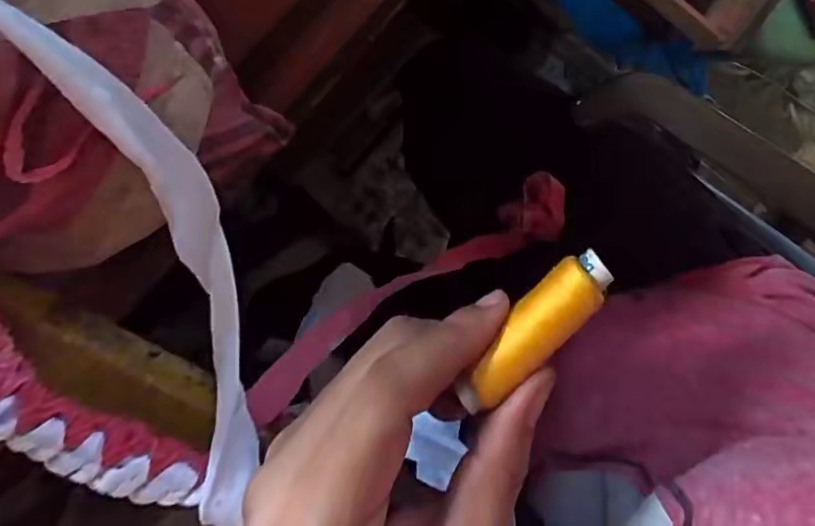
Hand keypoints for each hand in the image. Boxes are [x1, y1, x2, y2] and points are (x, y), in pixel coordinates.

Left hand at [244, 291, 556, 525]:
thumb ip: (498, 465)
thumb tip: (538, 374)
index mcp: (317, 509)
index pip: (384, 390)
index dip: (448, 340)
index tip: (505, 309)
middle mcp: (282, 472)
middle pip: (372, 363)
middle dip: (444, 343)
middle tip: (502, 353)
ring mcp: (277, 460)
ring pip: (362, 366)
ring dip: (425, 360)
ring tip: (472, 391)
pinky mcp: (286, 457)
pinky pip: (350, 389)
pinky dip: (401, 381)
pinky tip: (433, 408)